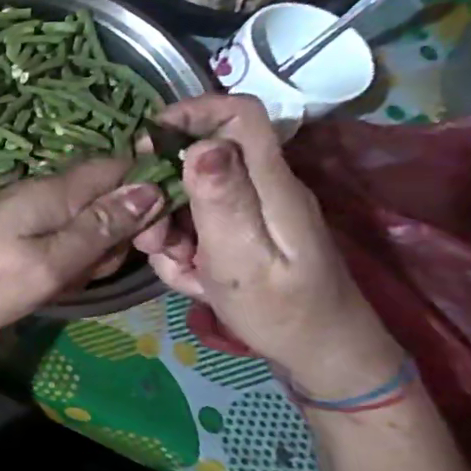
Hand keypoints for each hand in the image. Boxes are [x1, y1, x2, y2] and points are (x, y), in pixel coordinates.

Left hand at [0, 157, 164, 339]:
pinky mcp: (14, 235)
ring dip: (84, 260)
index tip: (153, 238)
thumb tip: (152, 189)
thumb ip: (100, 228)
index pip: (122, 169)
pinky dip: (59, 267)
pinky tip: (41, 287)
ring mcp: (26, 214)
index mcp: (55, 191)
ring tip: (57, 283)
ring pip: (83, 230)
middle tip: (84, 273)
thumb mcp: (50, 262)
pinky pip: (57, 245)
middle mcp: (43, 193)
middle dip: (112, 241)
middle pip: (107, 204)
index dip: (148, 198)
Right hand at [132, 94, 405, 398]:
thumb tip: (201, 146)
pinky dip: (181, 251)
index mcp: (270, 185)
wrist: (322, 358)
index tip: (148, 141)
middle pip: (200, 158)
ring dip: (167, 230)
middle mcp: (262, 187)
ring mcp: (251, 211)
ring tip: (179, 268)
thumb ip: (221, 202)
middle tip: (154, 235)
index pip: (239, 114)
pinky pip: (195, 227)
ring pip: (189, 196)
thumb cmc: (282, 311)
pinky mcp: (241, 233)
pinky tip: (193, 280)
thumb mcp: (242, 260)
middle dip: (162, 189)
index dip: (192, 111)